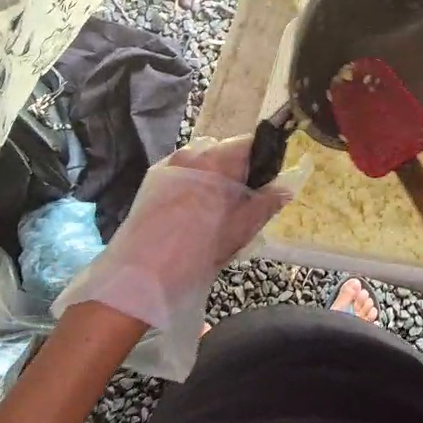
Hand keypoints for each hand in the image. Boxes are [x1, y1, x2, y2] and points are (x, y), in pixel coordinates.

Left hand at [52, 135, 288, 377]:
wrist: (137, 279)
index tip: (266, 182)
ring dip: (215, 179)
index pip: (250, 144)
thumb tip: (286, 187)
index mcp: (217, 162)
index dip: (263, 161)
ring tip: (215, 213)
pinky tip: (192, 215)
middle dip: (238, 172)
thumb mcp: (238, 232)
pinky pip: (184, 173)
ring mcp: (170, 165)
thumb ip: (264, 205)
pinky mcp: (153, 180)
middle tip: (242, 205)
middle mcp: (192, 154)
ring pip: (204, 163)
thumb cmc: (195, 254)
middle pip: (226, 152)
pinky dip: (194, 185)